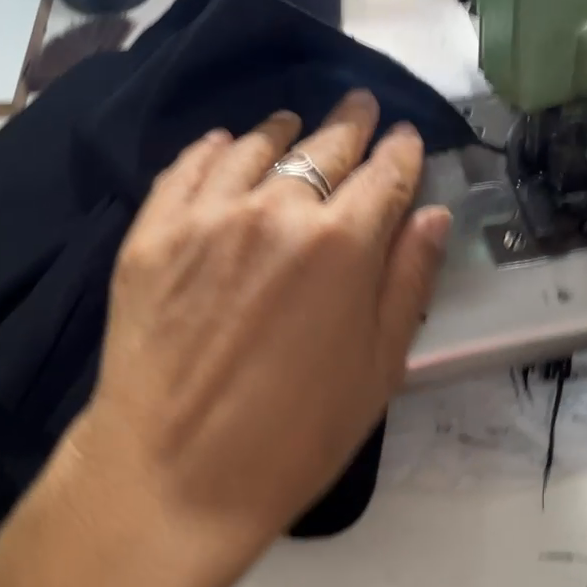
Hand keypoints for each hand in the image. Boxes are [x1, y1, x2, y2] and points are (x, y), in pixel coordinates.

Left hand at [68, 90, 452, 555]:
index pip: (385, 174)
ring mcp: (208, 216)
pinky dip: (214, 148)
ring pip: (255, 146)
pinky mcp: (153, 232)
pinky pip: (188, 167)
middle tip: (361, 106)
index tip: (407, 137)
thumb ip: (408, 280)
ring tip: (293, 124)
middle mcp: (276, 210)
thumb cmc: (294, 437)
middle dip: (352, 122)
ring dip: (284, 131)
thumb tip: (433, 214)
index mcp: (341, 244)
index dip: (402, 151)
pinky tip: (223, 144)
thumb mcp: (378, 368)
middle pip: (326, 147)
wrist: (171, 479)